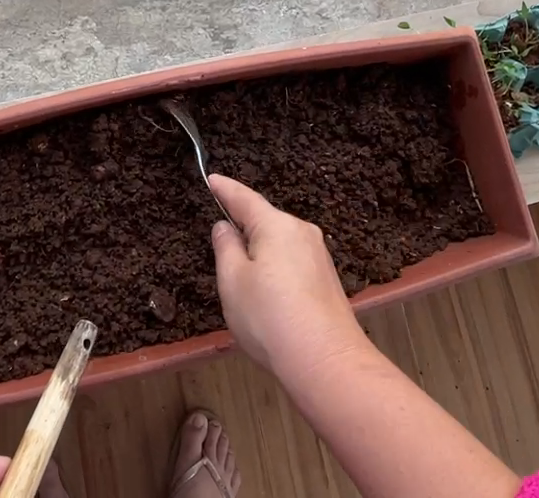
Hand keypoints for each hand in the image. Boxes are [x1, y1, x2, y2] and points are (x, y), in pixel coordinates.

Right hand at [208, 173, 372, 377]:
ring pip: (280, 243)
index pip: (245, 198)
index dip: (225, 189)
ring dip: (261, 251)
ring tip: (243, 275)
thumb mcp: (233, 281)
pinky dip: (276, 267)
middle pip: (266, 221)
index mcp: (277, 225)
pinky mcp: (326, 279)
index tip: (211, 179)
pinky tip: (269, 292)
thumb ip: (226, 248)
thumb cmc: (270, 317)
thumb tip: (225, 226)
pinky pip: (293, 261)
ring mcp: (318, 256)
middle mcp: (302, 232)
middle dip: (244, 226)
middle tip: (221, 238)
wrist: (325, 360)